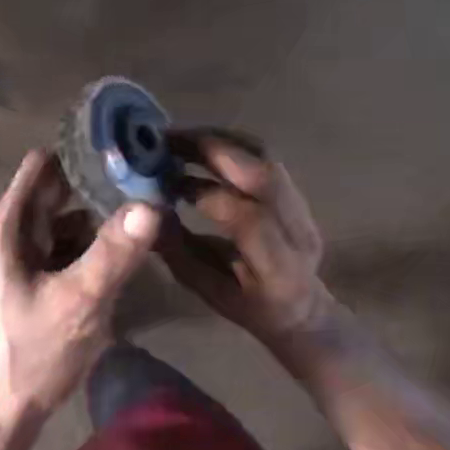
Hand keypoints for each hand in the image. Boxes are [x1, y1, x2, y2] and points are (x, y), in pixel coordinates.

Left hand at [0, 151, 162, 424]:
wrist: (13, 407)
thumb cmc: (37, 351)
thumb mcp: (80, 300)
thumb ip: (114, 253)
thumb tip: (152, 204)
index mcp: (11, 223)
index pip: (44, 163)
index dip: (80, 149)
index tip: (124, 144)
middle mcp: (18, 226)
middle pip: (61, 183)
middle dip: (100, 175)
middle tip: (149, 169)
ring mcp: (32, 247)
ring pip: (72, 208)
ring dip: (104, 204)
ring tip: (149, 195)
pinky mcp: (47, 267)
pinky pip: (77, 234)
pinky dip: (101, 230)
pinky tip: (134, 233)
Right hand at [158, 130, 331, 343]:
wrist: (303, 309)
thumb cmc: (250, 308)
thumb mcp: (208, 291)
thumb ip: (179, 251)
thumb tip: (146, 210)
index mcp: (279, 268)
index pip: (247, 218)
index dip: (205, 194)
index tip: (166, 186)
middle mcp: (298, 231)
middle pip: (262, 174)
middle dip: (212, 150)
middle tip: (167, 142)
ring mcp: (302, 207)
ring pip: (264, 156)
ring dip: (219, 141)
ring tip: (180, 139)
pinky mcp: (296, 190)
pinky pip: (263, 156)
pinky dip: (229, 145)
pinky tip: (200, 146)